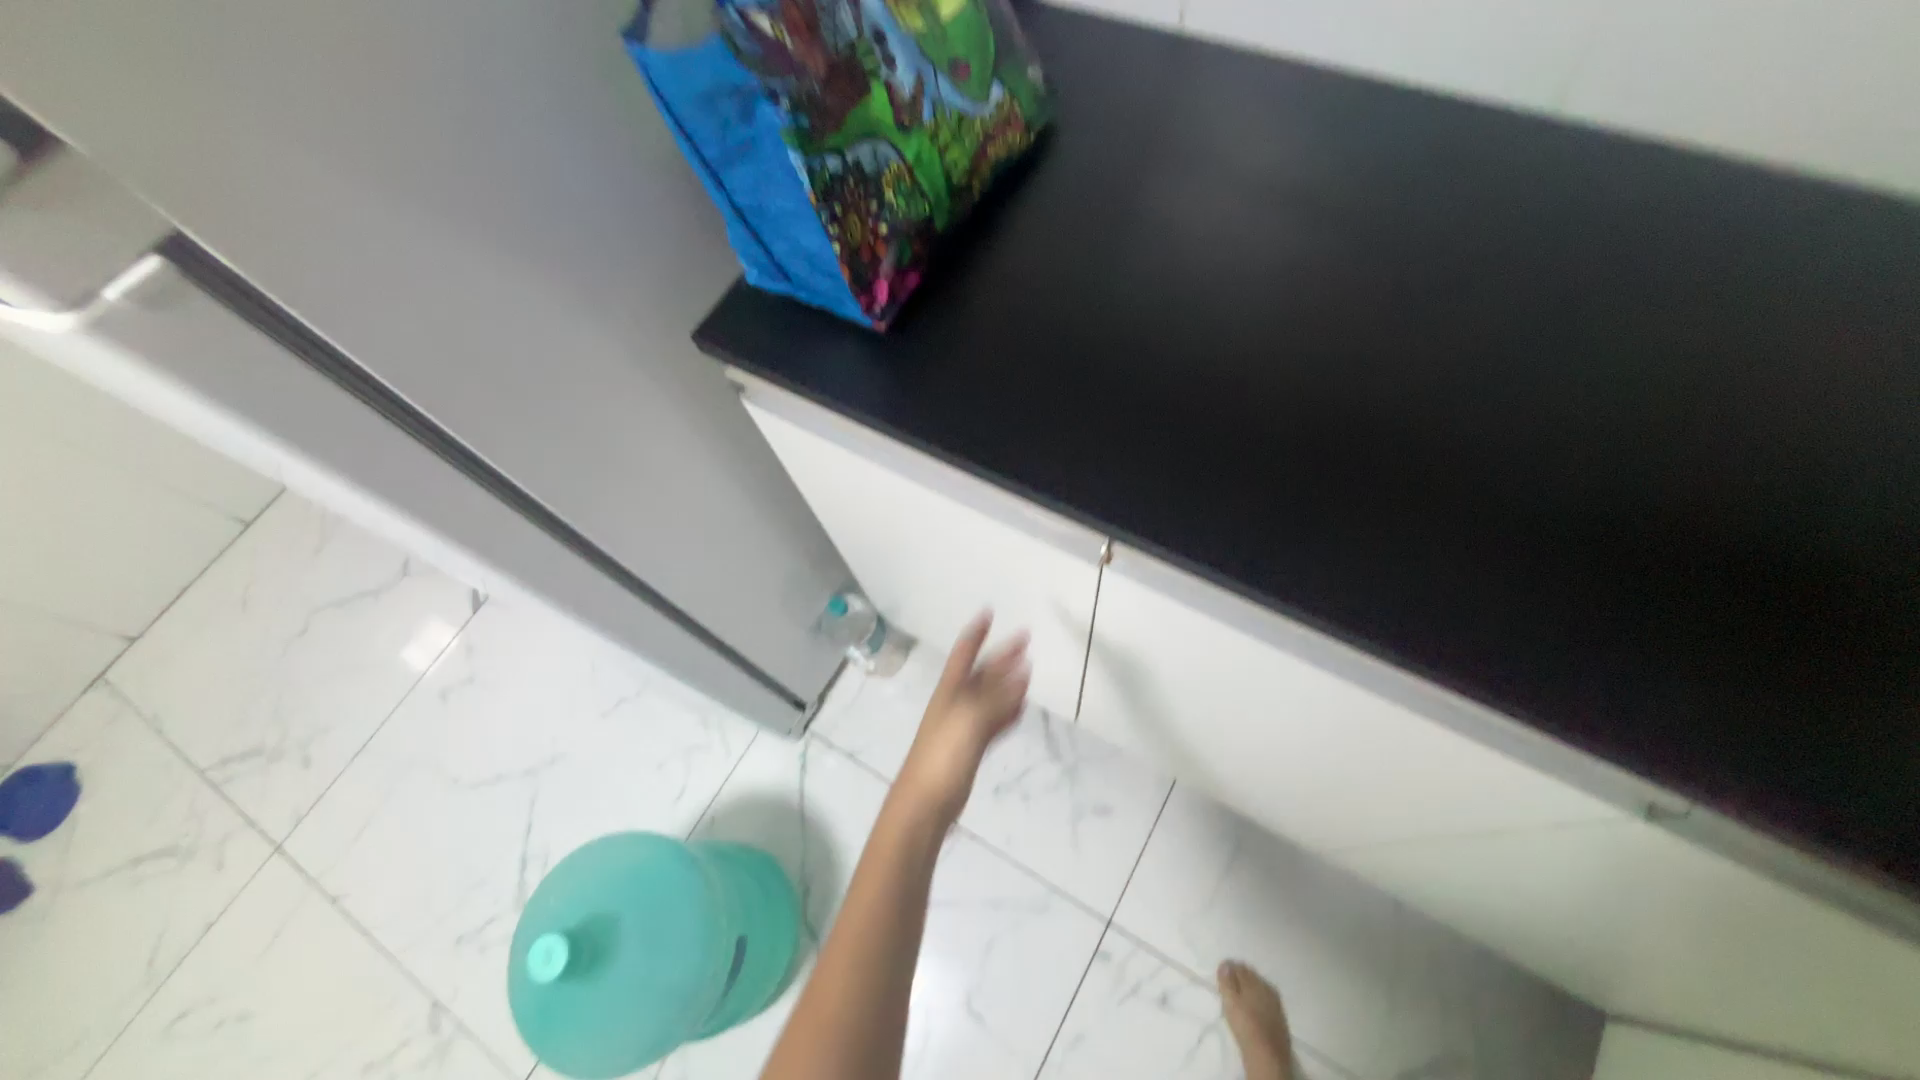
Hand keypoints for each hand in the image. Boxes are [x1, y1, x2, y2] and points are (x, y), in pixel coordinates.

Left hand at [890, 613, 1030, 831]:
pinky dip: (1007, 712)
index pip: (964, 653)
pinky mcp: (970, 749)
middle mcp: (955, 703)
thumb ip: (996, 697)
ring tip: (1028, 670)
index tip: (990, 612)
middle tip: (1025, 640)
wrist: (923, 805)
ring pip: (989, 697)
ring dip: (1007, 682)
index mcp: (949, 692)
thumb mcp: (969, 721)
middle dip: (1001, 656)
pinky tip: (1020, 709)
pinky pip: (993, 723)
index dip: (976, 633)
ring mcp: (962, 727)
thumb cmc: (941, 758)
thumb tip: (1023, 672)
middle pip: (981, 673)